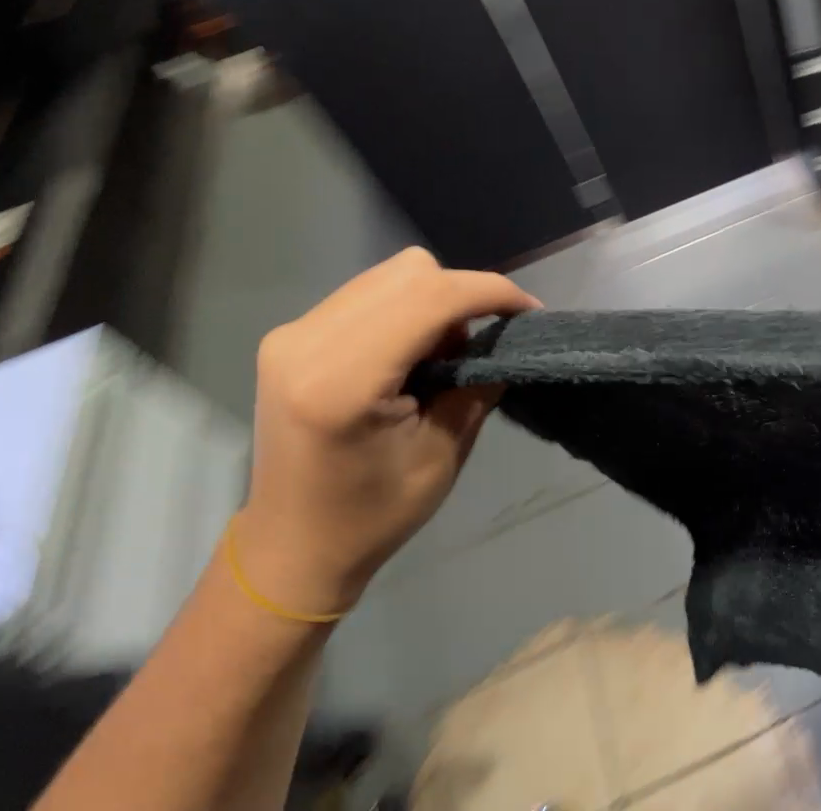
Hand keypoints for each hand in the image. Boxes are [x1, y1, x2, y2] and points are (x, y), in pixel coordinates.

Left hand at [236, 249, 539, 614]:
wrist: (292, 547)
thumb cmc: (373, 515)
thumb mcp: (443, 454)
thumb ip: (476, 384)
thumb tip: (504, 338)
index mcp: (342, 381)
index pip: (430, 298)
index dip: (490, 293)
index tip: (530, 312)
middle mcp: (307, 343)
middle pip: (410, 273)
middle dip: (464, 295)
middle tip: (481, 344)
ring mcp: (292, 335)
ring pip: (389, 275)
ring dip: (434, 300)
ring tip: (444, 353)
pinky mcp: (290, 337)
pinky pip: (367, 293)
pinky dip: (406, 308)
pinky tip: (411, 353)